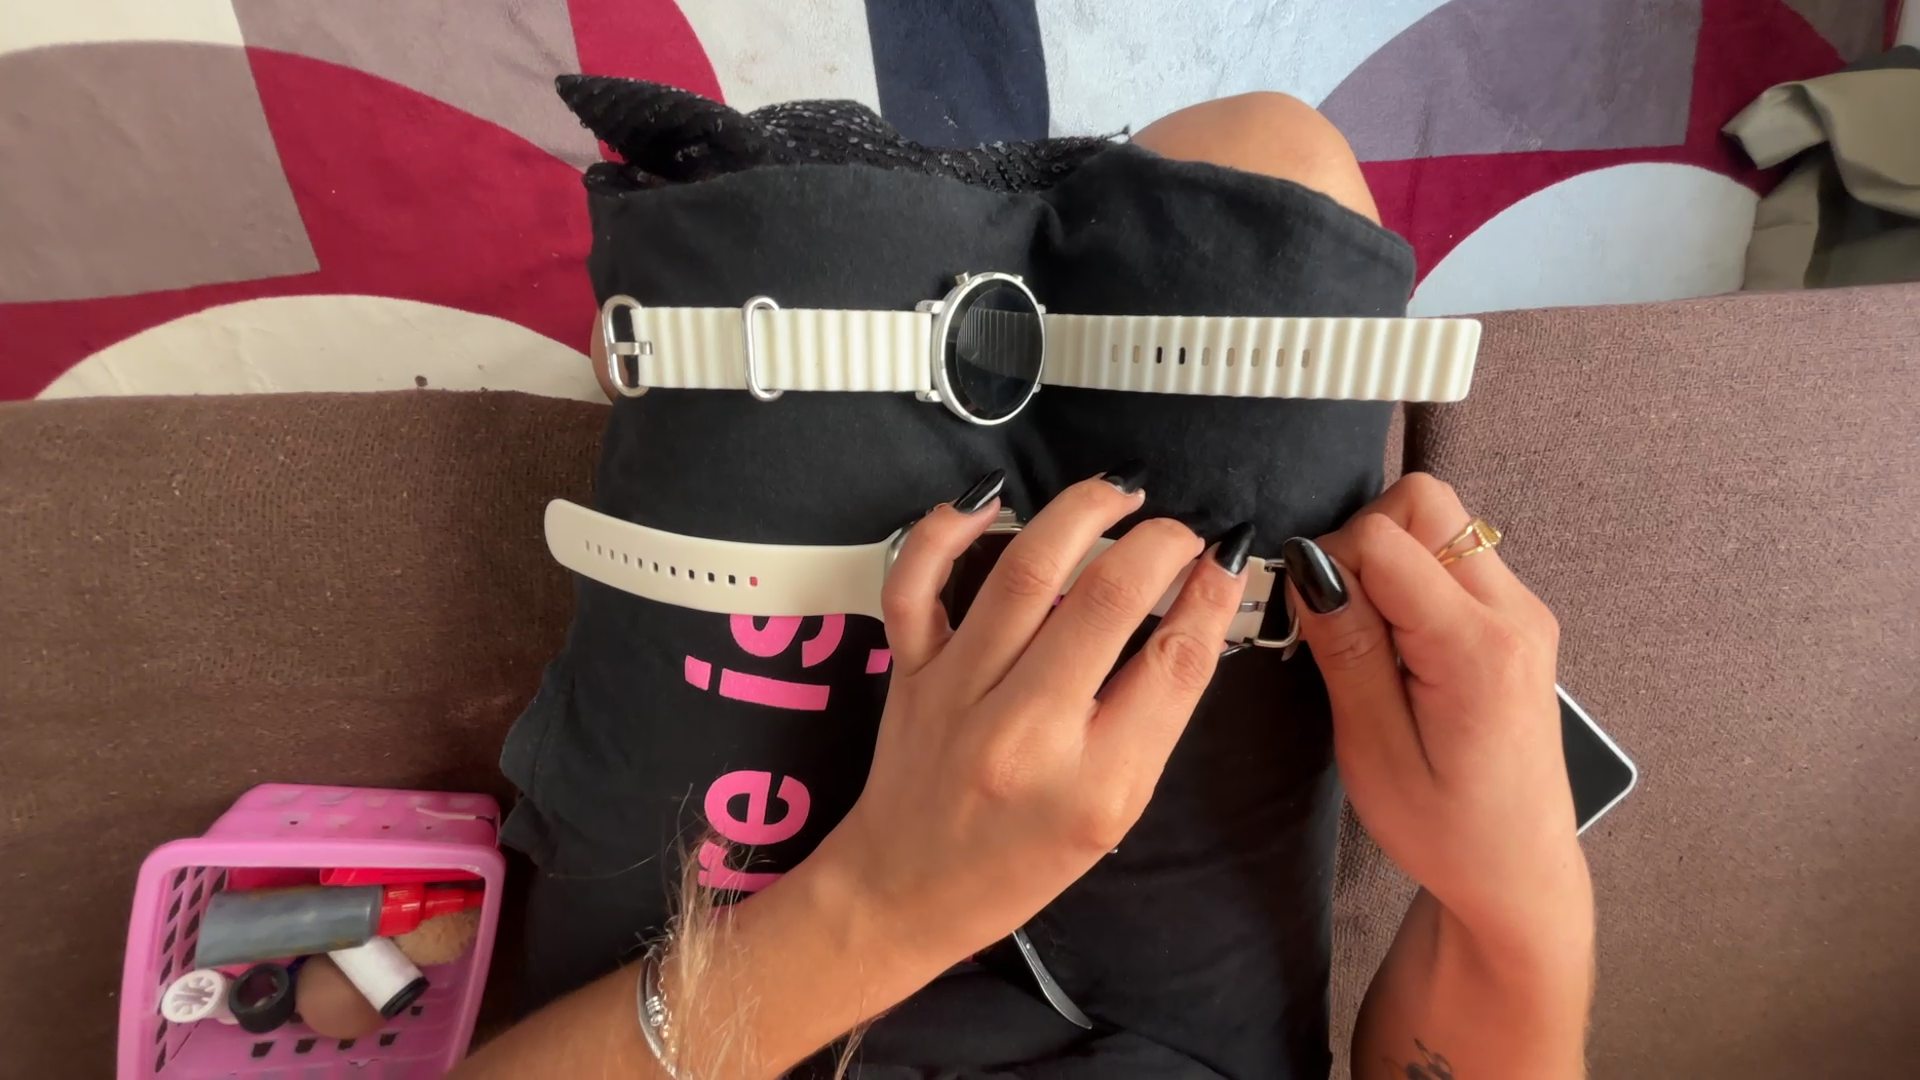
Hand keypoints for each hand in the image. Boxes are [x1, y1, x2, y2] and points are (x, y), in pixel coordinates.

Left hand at [811, 470, 1250, 964]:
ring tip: (1120, 491)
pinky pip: (914, 586)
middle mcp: (1024, 728)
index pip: (1173, 663)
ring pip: (1020, 575)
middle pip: (1104, 603)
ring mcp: (957, 690)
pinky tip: (987, 500)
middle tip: (1179, 529)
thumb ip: (1153, 715)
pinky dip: (942, 532)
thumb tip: (1193, 614)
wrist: (908, 889)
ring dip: (1078, 515)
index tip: (1226, 555)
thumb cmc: (1021, 864)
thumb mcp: (1113, 811)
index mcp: (1095, 782)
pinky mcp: (909, 669)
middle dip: (1156, 545)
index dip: (1212, 595)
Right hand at [1285, 474, 1589, 954]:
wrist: (1518, 873)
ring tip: (1360, 622)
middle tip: (1336, 607)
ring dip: (1381, 552)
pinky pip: (1447, 552)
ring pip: (1437, 518)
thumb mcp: (1373, 747)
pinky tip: (1388, 630)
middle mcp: (1513, 610)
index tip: (1309, 616)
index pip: (1384, 539)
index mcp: (1478, 647)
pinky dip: (1401, 569)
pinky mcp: (1513, 618)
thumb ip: (1345, 647)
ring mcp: (1520, 609)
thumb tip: (1307, 566)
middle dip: (1360, 535)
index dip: (1327, 560)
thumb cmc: (1441, 827)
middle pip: (1424, 501)